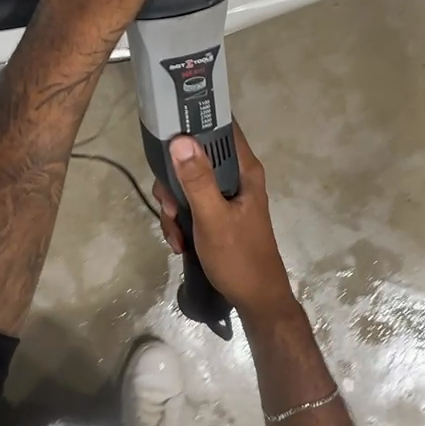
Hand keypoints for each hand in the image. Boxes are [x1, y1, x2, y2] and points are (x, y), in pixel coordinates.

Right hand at [152, 124, 296, 321]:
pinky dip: (180, 222)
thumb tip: (180, 139)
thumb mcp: (213, 218)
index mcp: (243, 170)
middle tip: (172, 208)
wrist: (256, 302)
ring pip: (186, 184)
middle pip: (194, 158)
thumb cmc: (239, 259)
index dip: (195, 122)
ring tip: (177, 234)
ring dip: (174, 208)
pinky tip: (180, 243)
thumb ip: (197, 180)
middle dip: (174, 183)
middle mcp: (235, 177)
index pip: (221, 127)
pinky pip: (189, 206)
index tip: (168, 130)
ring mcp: (225, 196)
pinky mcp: (216, 214)